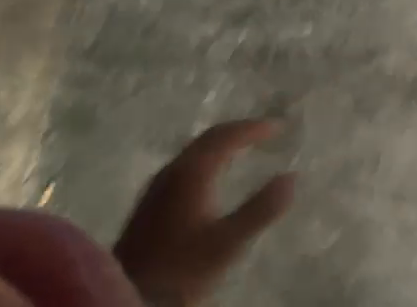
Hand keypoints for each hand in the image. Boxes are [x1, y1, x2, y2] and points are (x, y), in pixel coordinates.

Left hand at [112, 121, 295, 305]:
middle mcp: (173, 170)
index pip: (226, 136)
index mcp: (192, 172)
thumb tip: (292, 177)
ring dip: (221, 144)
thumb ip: (261, 209)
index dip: (254, 128)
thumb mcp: (228, 243)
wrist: (124, 295)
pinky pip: (185, 164)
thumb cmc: (181, 270)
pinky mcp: (150, 203)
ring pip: (194, 151)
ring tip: (242, 148)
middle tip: (264, 132)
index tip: (279, 127)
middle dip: (238, 131)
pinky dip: (206, 158)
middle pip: (209, 138)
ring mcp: (157, 186)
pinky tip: (210, 176)